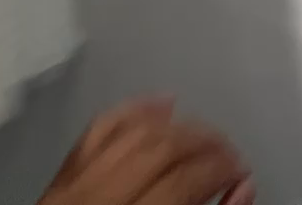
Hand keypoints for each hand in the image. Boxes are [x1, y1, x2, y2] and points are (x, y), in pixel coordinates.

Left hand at [41, 98, 255, 204]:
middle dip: (205, 142)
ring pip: (133, 133)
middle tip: (230, 152)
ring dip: (177, 125)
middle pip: (160, 149)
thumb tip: (244, 187)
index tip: (242, 171)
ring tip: (205, 135)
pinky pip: (100, 130)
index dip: (220, 169)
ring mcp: (69, 189)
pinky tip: (164, 105)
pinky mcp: (57, 180)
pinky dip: (134, 111)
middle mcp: (95, 201)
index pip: (181, 183)